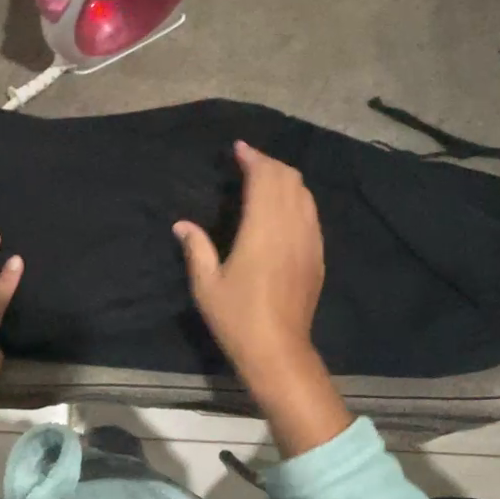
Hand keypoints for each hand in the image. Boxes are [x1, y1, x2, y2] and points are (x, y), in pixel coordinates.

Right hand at [174, 141, 324, 377]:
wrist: (278, 349)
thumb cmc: (237, 318)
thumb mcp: (206, 285)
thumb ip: (196, 248)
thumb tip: (182, 225)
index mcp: (263, 228)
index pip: (264, 177)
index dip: (253, 158)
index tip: (239, 149)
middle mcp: (291, 226)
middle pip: (288, 178)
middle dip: (269, 164)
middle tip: (249, 163)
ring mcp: (309, 240)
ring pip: (304, 194)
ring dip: (285, 180)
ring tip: (266, 182)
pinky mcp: (317, 256)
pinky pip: (311, 215)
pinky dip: (298, 201)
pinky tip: (283, 212)